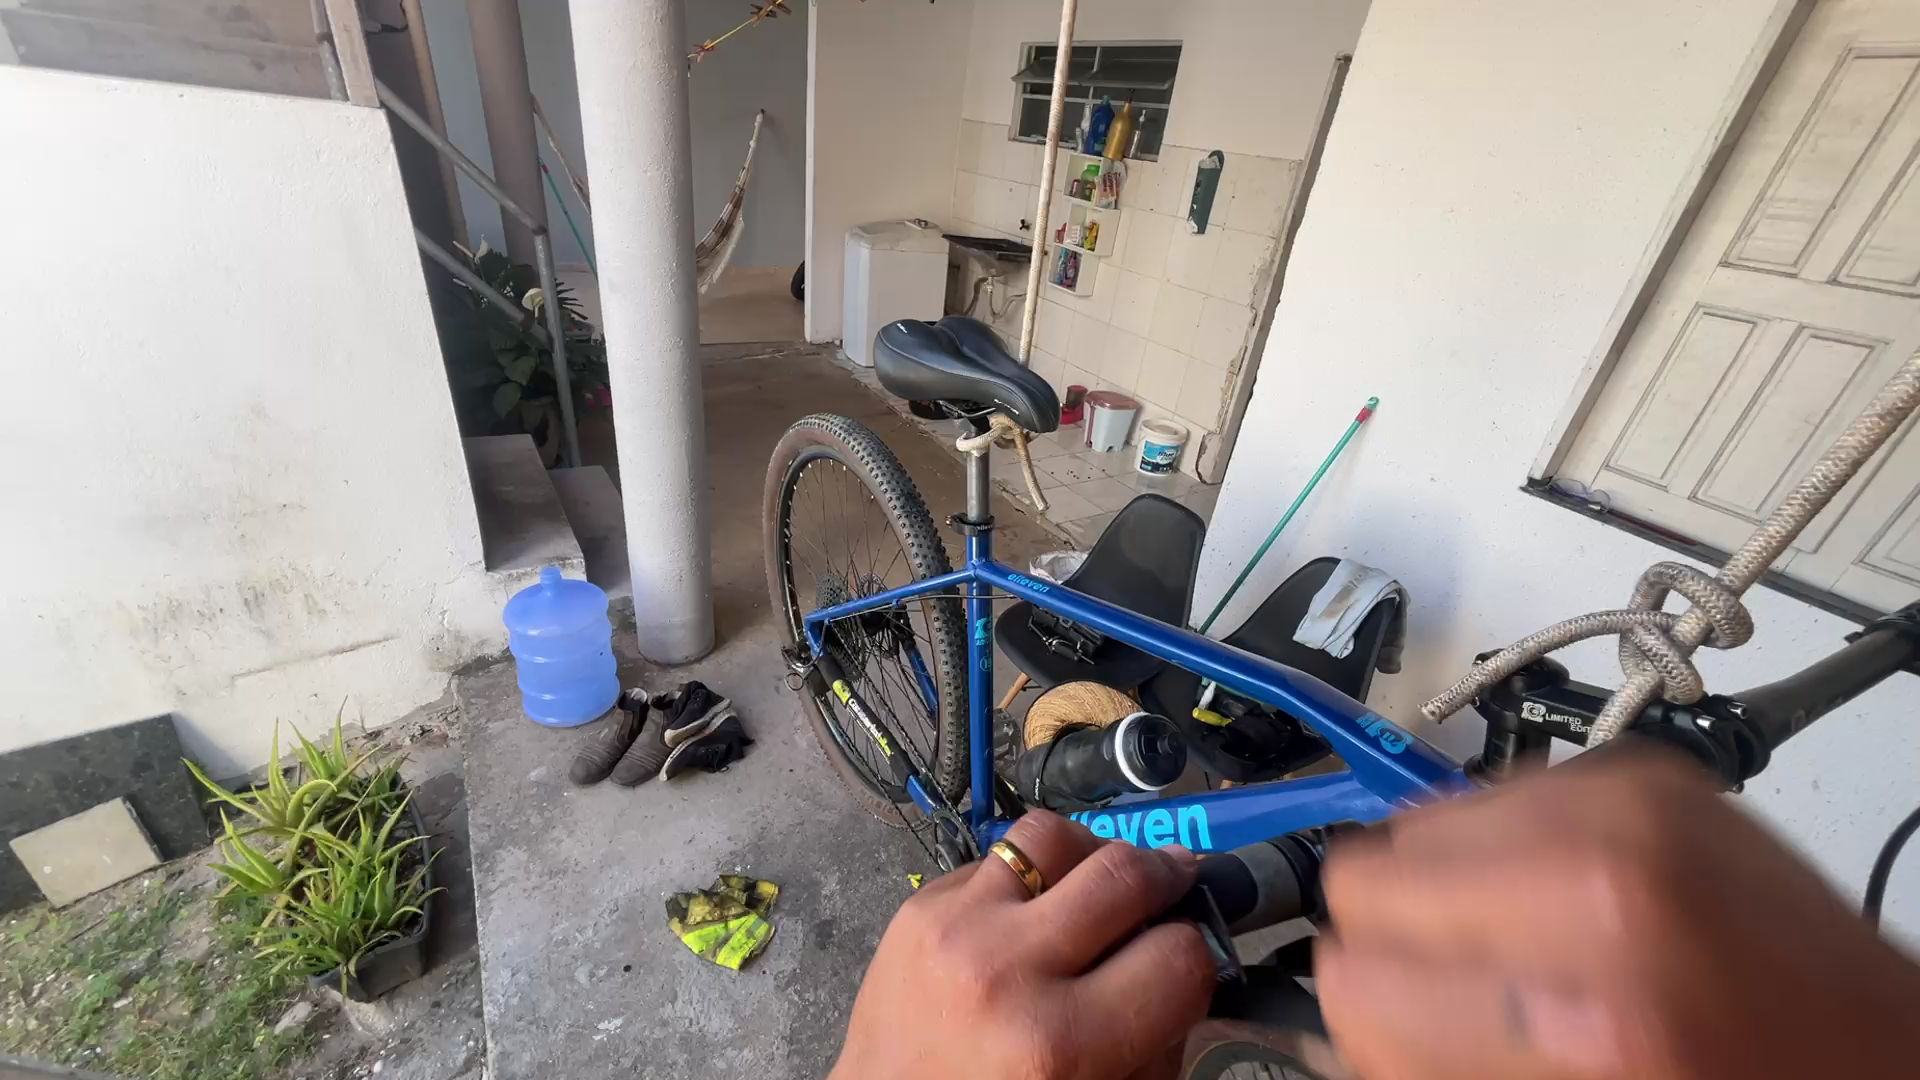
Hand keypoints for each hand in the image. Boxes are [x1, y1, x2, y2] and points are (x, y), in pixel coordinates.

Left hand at [830, 811, 1214, 1079]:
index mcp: (1057, 1045)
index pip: (1176, 958)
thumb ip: (1153, 1041)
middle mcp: (1006, 967)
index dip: (1198, 951)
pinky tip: (1029, 905)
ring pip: (1051, 834)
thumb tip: (1180, 951)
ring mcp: (955, 922)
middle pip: (1121, 873)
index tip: (1192, 948)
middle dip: (1164, 873)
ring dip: (1090, 849)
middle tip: (1174, 877)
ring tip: (1097, 875)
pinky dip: (1027, 874)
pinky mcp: (920, 900)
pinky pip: (997, 856)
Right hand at [1315, 751, 1919, 1078]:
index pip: (1347, 980)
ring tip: (1525, 933)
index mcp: (1586, 1027)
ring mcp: (1621, 808)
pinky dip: (1493, 847)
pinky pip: (1471, 796)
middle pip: (1357, 876)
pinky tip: (1559, 893)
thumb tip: (1332, 1012)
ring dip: (1443, 884)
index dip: (1372, 1015)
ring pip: (1402, 826)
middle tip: (1463, 976)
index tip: (1410, 1026)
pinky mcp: (1632, 769)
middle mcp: (1595, 888)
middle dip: (1394, 935)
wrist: (1907, 1063)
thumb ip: (1415, 1066)